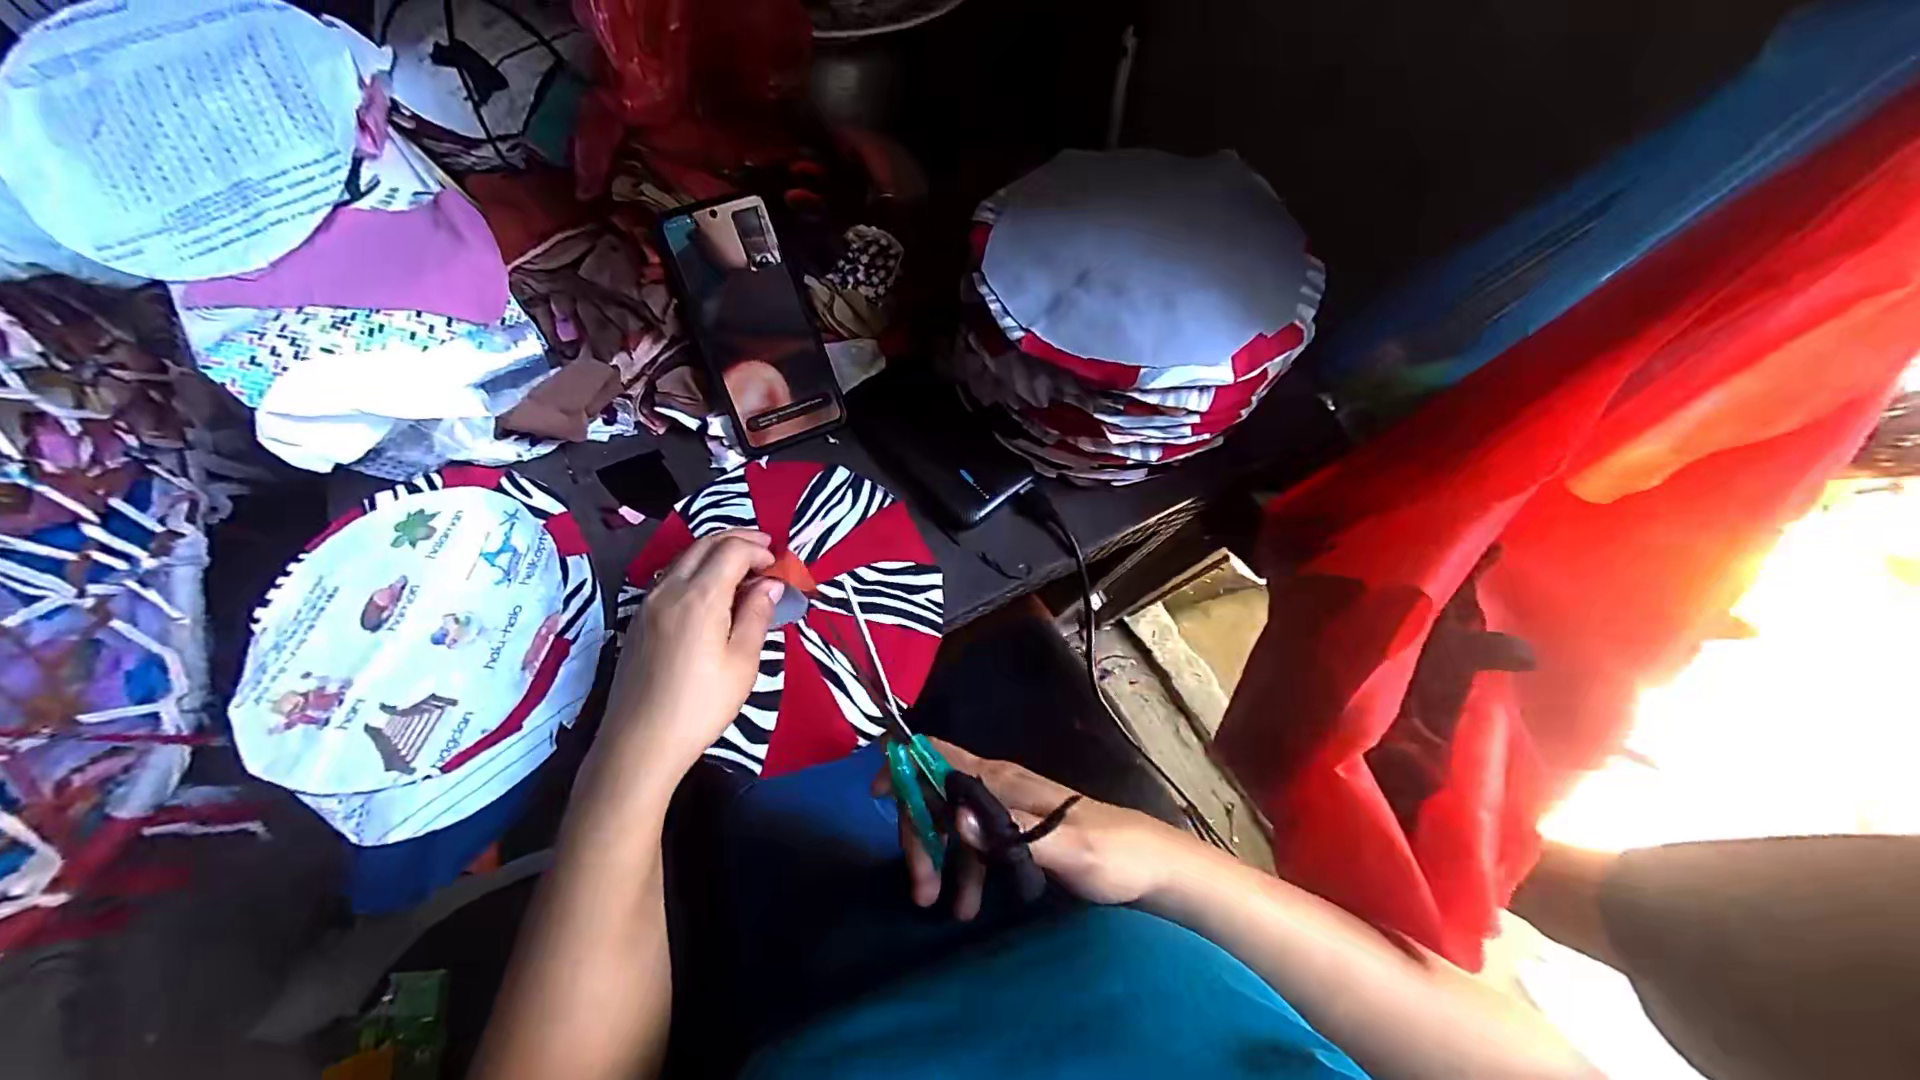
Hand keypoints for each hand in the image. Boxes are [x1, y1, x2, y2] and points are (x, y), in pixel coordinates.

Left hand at [603, 529, 782, 782]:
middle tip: (766, 549)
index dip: (758, 550)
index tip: (778, 564)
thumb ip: (757, 614)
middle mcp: (669, 590)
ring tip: (744, 565)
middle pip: (705, 544)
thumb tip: (769, 584)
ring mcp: (649, 603)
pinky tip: (714, 589)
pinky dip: (698, 569)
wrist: (639, 743)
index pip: (731, 551)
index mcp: (699, 598)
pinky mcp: (640, 619)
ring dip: (717, 551)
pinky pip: (672, 576)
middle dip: (739, 539)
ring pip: (685, 558)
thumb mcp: (743, 662)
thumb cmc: (701, 706)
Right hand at [876, 739, 1203, 918]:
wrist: (1152, 867)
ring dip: (938, 859)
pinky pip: (974, 844)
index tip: (878, 793)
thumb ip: (1011, 831)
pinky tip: (967, 904)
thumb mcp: (1067, 848)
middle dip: (918, 832)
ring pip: (952, 822)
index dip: (906, 765)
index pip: (941, 756)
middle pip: (937, 794)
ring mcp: (1007, 808)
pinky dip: (963, 869)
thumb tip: (955, 817)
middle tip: (919, 887)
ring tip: (938, 907)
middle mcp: (999, 786)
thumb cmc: (1113, 852)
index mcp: (1004, 780)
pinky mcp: (1016, 832)